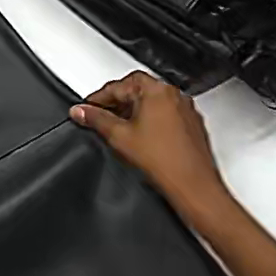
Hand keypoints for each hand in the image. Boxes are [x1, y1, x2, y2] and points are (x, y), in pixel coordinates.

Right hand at [71, 71, 228, 216]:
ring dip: (134, 112)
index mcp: (156, 90)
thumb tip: (80, 111)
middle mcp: (173, 95)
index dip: (98, 98)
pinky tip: (143, 139)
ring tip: (120, 130)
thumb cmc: (167, 163)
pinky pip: (166, 115)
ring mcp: (185, 110)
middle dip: (117, 103)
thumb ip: (96, 119)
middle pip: (136, 90)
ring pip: (152, 103)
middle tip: (100, 116)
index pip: (118, 86)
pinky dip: (151, 121)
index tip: (87, 107)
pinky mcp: (192, 125)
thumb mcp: (119, 137)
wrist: (195, 189)